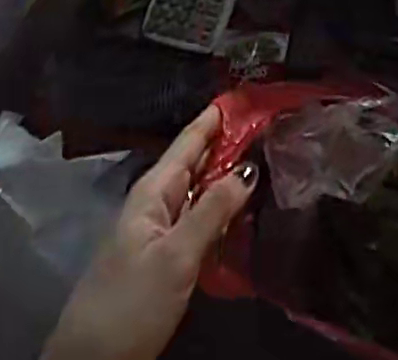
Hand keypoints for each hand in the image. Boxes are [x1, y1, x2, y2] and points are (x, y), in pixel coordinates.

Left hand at [42, 106, 255, 359]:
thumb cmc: (131, 302)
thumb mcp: (176, 255)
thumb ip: (212, 211)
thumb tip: (249, 168)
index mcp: (154, 190)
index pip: (190, 140)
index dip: (216, 117)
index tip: (245, 95)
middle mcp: (157, 201)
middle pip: (196, 162)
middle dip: (228, 141)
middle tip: (266, 123)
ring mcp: (160, 230)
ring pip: (199, 190)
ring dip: (227, 174)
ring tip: (263, 157)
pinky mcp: (166, 256)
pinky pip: (199, 218)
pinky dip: (221, 207)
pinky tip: (241, 209)